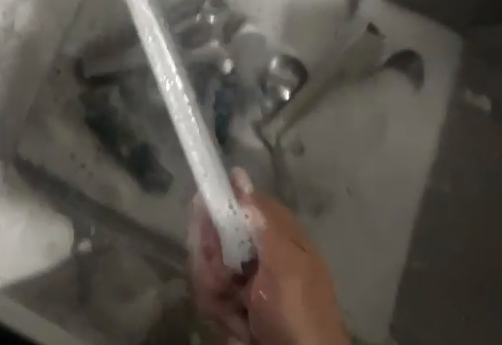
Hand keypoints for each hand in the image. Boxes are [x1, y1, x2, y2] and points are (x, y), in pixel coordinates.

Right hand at [191, 169, 350, 344]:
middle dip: (212, 261)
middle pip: (215, 236)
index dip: (216, 212)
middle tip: (225, 281)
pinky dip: (218, 312)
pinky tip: (237, 328)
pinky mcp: (237, 307)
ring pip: (208, 267)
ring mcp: (248, 281)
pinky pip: (210, 295)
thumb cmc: (298, 313)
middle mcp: (260, 252)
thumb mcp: (284, 262)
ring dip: (214, 291)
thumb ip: (260, 218)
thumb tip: (237, 172)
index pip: (236, 204)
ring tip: (236, 315)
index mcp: (277, 234)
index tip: (203, 221)